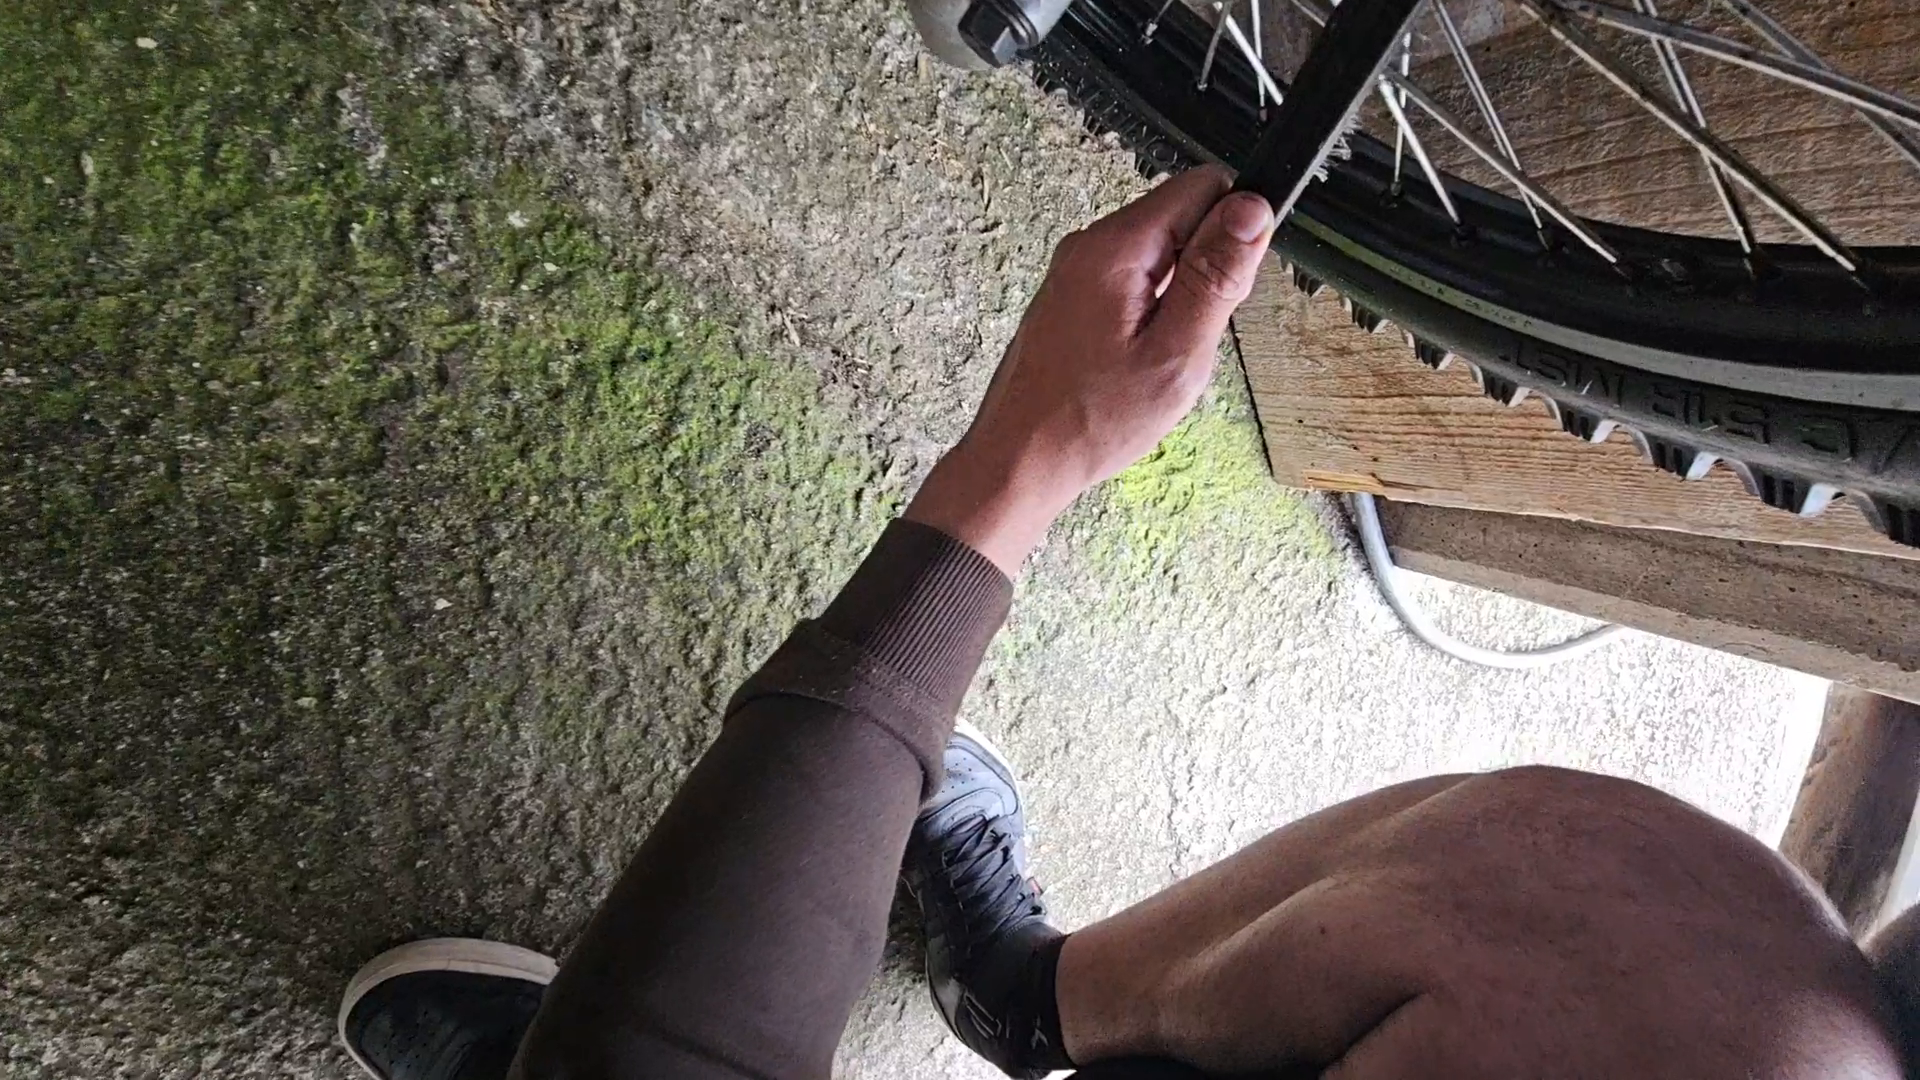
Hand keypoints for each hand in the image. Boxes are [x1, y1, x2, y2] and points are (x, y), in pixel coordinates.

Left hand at [904, 166, 1274, 574]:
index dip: (1232, 232)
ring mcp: (1072, 276)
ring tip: (1153, 360)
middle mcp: (1086, 249)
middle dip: (1201, 275)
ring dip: (1173, 303)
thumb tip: (1251, 207)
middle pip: (1178, 222)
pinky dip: (1145, 319)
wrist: (1019, 461)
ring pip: (1155, 260)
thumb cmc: (1088, 423)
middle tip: (1183, 341)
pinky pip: (1127, 289)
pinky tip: (1132, 364)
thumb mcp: (1174, 354)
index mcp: (1113, 249)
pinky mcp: (1067, 303)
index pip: (1202, 188)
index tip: (1225, 290)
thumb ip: (1215, 278)